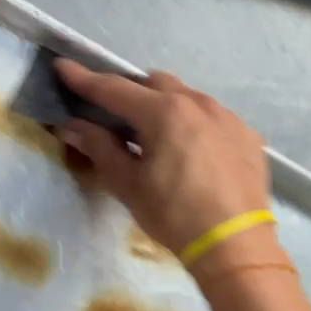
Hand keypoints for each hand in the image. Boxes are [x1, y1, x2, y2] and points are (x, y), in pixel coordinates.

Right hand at [54, 62, 275, 269]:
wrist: (233, 242)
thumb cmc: (172, 213)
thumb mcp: (127, 184)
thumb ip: (100, 148)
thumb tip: (72, 126)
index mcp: (163, 112)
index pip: (114, 89)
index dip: (84, 79)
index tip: (63, 67)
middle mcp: (197, 103)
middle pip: (155, 82)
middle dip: (131, 92)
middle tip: (116, 117)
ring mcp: (227, 116)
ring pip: (187, 97)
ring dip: (165, 108)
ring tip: (156, 138)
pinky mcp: (247, 135)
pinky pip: (212, 117)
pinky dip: (193, 126)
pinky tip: (190, 154)